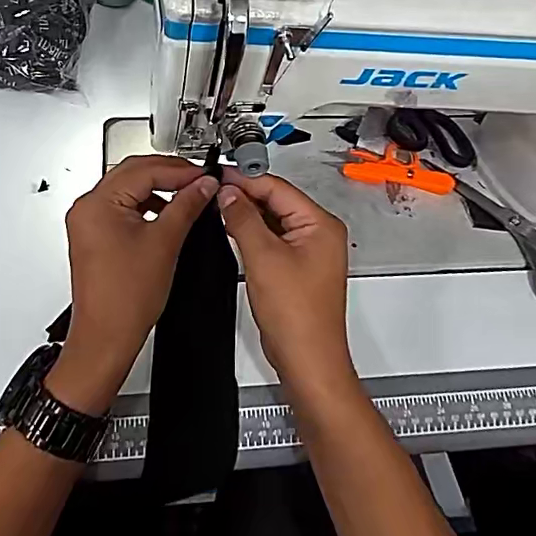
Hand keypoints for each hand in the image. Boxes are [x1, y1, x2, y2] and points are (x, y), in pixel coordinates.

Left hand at [50, 155, 217, 414]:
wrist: (107, 336)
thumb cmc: (123, 300)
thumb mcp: (165, 242)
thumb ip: (187, 206)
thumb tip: (202, 185)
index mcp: (98, 204)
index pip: (144, 170)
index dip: (179, 171)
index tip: (202, 175)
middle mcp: (87, 209)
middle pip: (133, 173)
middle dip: (169, 174)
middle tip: (198, 178)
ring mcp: (89, 222)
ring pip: (128, 188)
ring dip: (159, 187)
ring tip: (188, 194)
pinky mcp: (95, 235)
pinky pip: (123, 207)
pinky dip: (148, 204)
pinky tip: (168, 212)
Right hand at [214, 171, 356, 403]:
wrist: (307, 359)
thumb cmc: (300, 318)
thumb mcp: (263, 257)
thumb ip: (244, 220)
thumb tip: (230, 195)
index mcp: (320, 225)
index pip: (278, 188)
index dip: (246, 180)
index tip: (221, 176)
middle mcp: (319, 234)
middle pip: (277, 201)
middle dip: (245, 195)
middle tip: (215, 191)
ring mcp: (309, 252)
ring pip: (273, 220)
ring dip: (247, 214)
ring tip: (219, 208)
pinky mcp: (297, 267)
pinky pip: (272, 239)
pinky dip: (252, 233)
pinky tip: (233, 231)